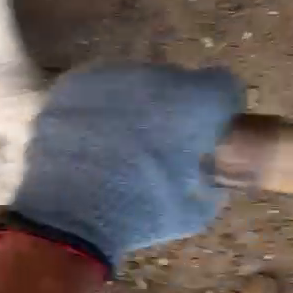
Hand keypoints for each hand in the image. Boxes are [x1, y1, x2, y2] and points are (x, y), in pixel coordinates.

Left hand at [5, 63, 242, 269]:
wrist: (70, 216)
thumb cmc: (139, 216)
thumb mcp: (193, 212)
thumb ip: (211, 183)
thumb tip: (207, 172)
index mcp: (193, 101)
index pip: (222, 87)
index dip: (218, 111)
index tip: (207, 133)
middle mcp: (154, 76)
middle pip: (175, 83)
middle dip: (172, 109)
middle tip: (158, 145)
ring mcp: (109, 76)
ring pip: (132, 84)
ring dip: (133, 108)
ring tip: (118, 146)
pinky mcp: (72, 84)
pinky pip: (95, 91)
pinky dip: (96, 110)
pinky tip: (89, 140)